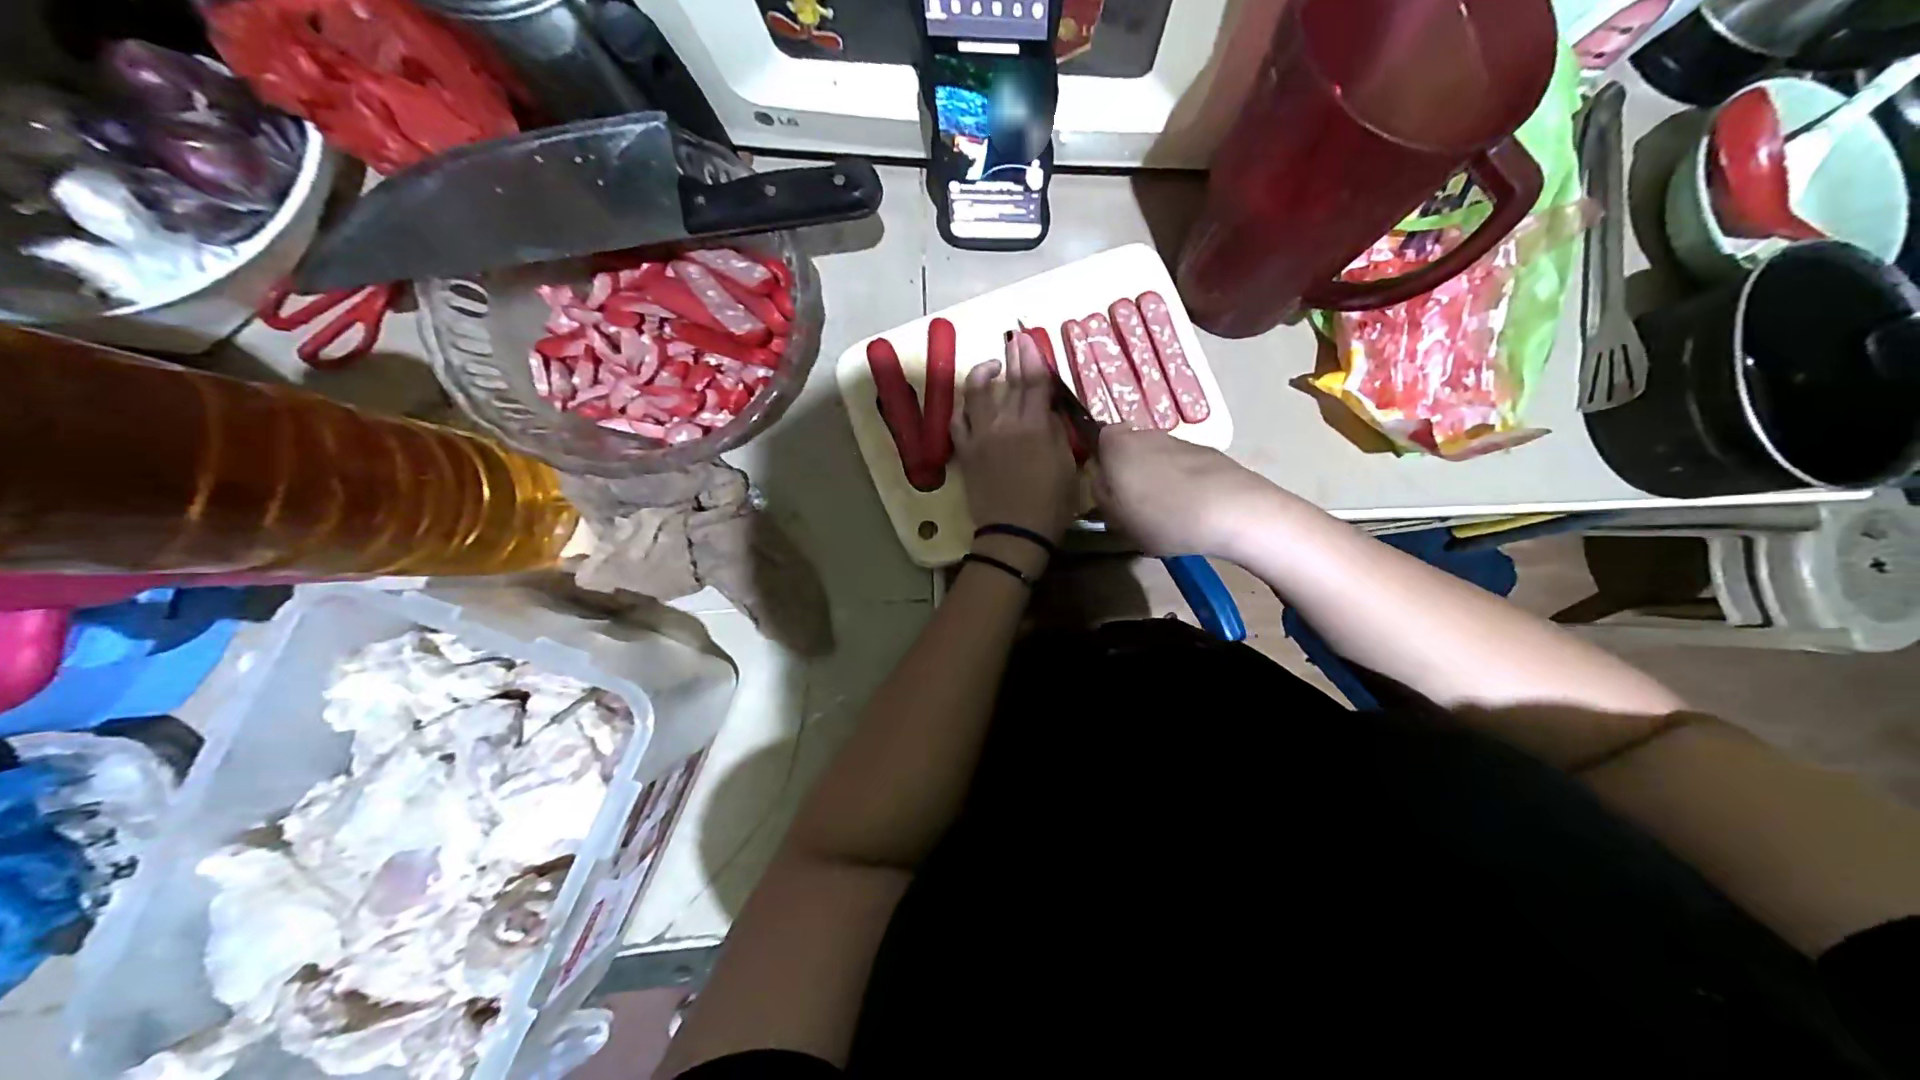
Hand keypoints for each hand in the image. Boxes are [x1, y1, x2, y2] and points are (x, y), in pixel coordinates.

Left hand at [953, 332, 1077, 544]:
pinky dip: (963, 407)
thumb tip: (1049, 408)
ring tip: (991, 367)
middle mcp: (1004, 423)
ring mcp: (980, 436)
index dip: (1032, 356)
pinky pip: (957, 421)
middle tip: (1014, 339)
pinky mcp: (965, 451)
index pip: (1034, 380)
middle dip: (1012, 356)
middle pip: (1008, 381)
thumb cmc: (1051, 503)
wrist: (1014, 532)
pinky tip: (970, 402)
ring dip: (983, 374)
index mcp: (1035, 426)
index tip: (1029, 338)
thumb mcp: (1067, 464)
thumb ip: (1057, 430)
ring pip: (975, 393)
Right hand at [1094, 427, 1284, 558]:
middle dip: (1134, 471)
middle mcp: (1149, 434)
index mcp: (1119, 445)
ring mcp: (1184, 443)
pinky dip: (1188, 486)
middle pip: (1134, 449)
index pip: (1102, 437)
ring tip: (1170, 515)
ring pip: (1162, 459)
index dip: (1105, 460)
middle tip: (1137, 506)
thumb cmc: (1162, 516)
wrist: (1233, 512)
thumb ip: (1102, 494)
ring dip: (1162, 480)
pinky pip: (1189, 470)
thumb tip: (1104, 480)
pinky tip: (1195, 513)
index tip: (1110, 486)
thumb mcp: (1116, 517)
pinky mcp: (1213, 455)